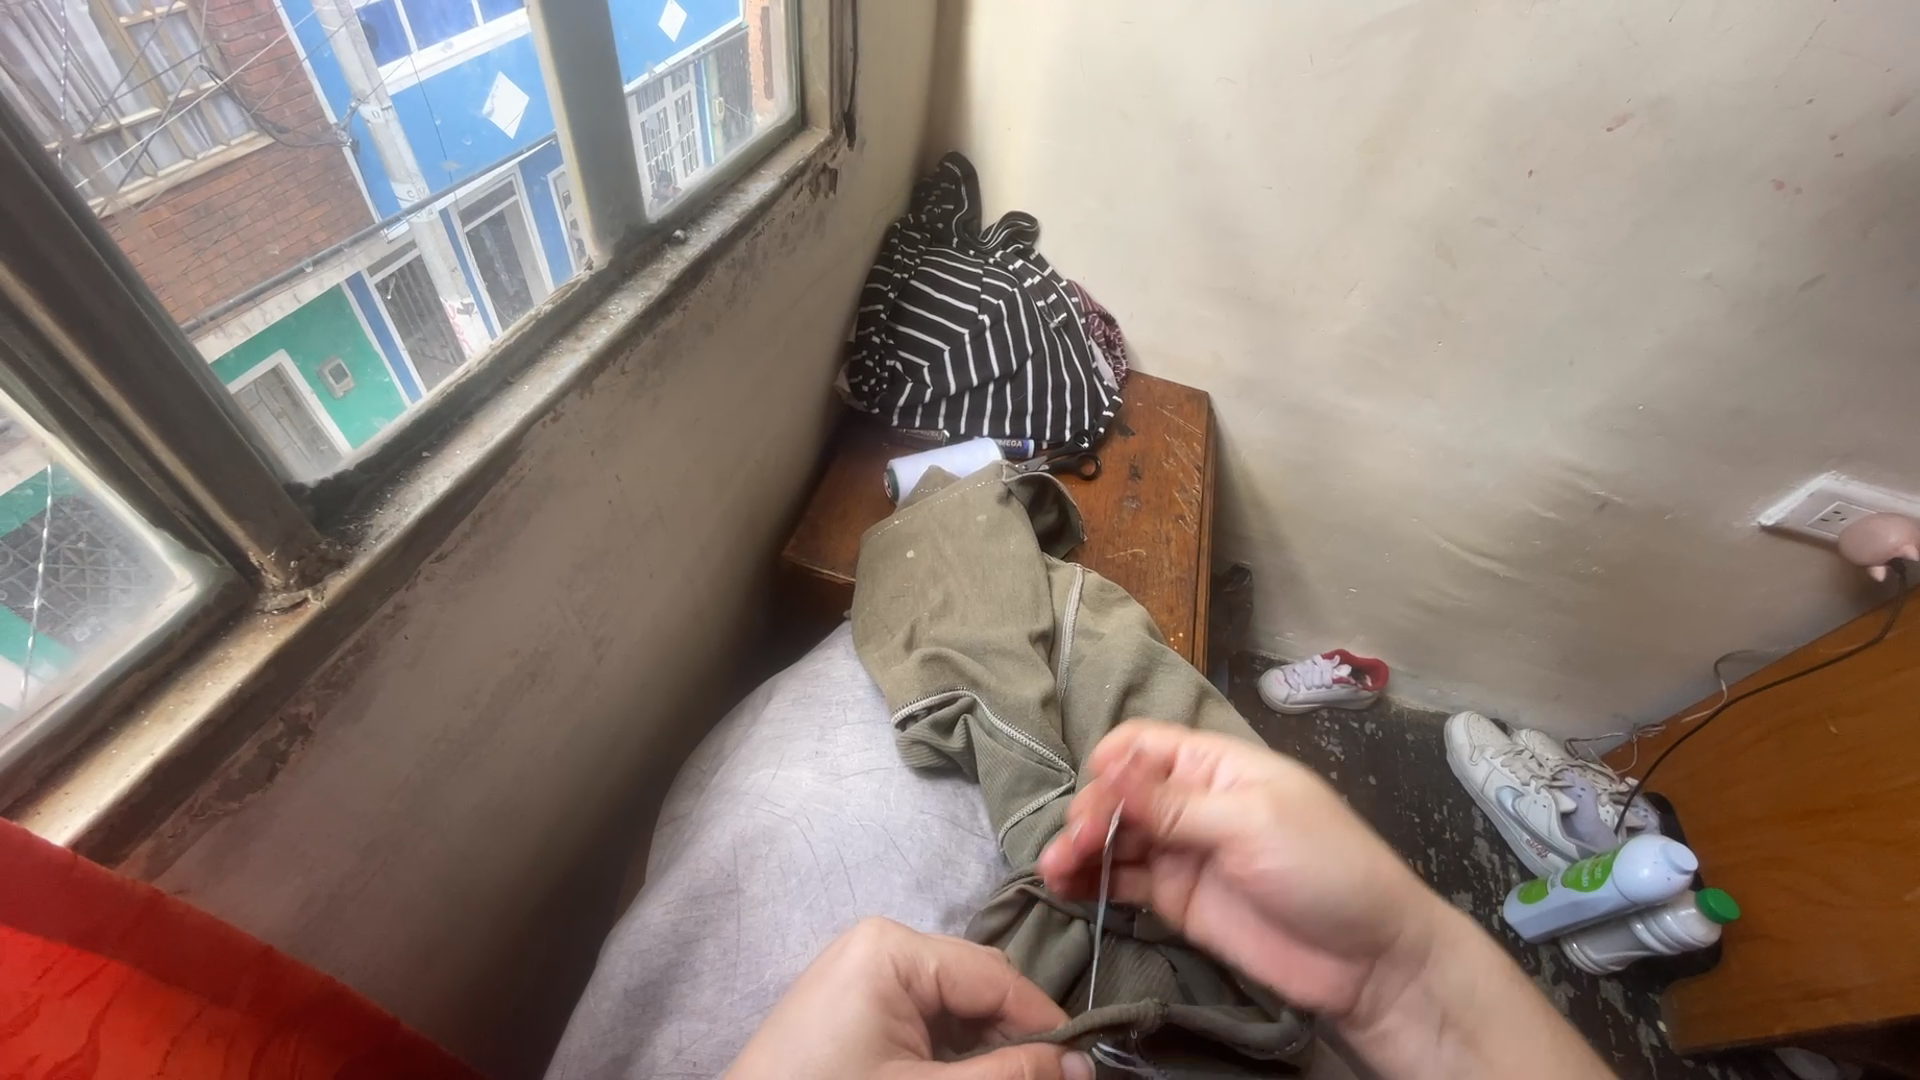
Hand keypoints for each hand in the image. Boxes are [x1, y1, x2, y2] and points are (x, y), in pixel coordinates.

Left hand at [724, 917, 1095, 1079]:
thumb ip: (1007, 1076)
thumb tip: (1081, 1066)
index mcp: (892, 947)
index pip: (992, 972)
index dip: (1043, 1019)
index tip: (1085, 1063)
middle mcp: (878, 942)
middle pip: (972, 984)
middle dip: (1011, 1035)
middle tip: (1050, 1078)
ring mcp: (861, 970)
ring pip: (949, 1004)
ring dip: (981, 1047)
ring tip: (1007, 1075)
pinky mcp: (851, 1003)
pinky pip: (918, 1016)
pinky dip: (946, 1050)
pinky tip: (959, 1076)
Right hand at [1036, 719, 1439, 1022]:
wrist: (1373, 964)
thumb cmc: (1324, 867)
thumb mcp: (1250, 822)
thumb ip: (1173, 802)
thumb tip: (1106, 767)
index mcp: (1210, 765)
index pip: (1142, 745)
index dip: (1112, 764)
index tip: (1096, 794)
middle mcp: (1186, 801)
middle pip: (1119, 793)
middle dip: (1090, 812)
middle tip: (1073, 846)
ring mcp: (1179, 850)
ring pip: (1114, 837)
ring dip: (1079, 848)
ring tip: (1054, 871)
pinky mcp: (1175, 897)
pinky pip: (1123, 880)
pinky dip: (1092, 881)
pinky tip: (1067, 887)